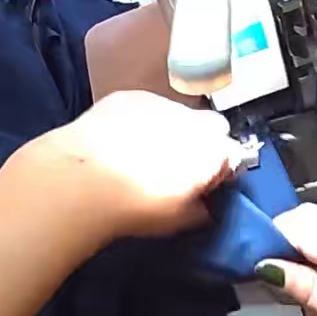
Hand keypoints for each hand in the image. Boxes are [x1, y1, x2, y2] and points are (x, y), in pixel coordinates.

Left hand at [5, 90, 242, 241]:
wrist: (85, 179)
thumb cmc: (138, 205)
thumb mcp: (178, 220)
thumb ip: (201, 208)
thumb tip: (203, 205)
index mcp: (214, 150)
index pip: (231, 154)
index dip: (217, 167)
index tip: (202, 182)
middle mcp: (193, 119)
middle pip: (208, 127)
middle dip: (197, 142)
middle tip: (173, 165)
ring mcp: (159, 102)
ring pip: (174, 113)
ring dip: (165, 127)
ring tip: (138, 151)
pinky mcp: (126, 95)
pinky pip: (142, 105)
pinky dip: (136, 117)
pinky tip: (116, 137)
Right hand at [256, 205, 316, 315]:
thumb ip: (309, 289)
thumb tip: (264, 265)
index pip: (306, 225)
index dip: (273, 238)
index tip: (249, 262)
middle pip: (314, 218)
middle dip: (283, 237)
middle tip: (262, 269)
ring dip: (298, 245)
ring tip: (281, 275)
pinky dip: (316, 253)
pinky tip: (308, 277)